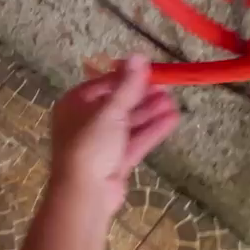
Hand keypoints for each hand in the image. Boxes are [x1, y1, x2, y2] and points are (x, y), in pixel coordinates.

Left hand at [49, 56, 179, 219]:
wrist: (84, 193)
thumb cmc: (91, 144)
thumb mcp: (110, 110)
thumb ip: (127, 85)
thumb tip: (139, 56)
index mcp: (75, 104)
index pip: (104, 84)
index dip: (128, 77)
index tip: (152, 72)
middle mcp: (85, 121)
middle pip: (118, 104)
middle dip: (143, 96)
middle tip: (167, 88)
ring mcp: (100, 143)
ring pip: (128, 123)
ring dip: (150, 113)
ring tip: (174, 102)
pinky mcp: (114, 161)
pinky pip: (134, 141)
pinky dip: (151, 130)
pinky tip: (172, 119)